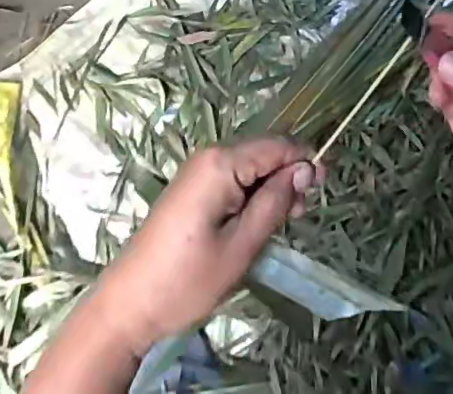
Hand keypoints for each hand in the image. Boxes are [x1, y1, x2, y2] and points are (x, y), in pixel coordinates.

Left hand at [87, 138, 316, 352]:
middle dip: (289, 174)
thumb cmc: (186, 281)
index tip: (325, 184)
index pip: (277, 145)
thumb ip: (275, 202)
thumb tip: (305, 168)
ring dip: (272, 186)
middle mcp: (210, 155)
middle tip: (301, 213)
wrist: (127, 307)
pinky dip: (253, 192)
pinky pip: (234, 177)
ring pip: (251, 165)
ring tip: (283, 221)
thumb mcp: (241, 246)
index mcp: (221, 163)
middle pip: (264, 151)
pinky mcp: (193, 187)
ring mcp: (198, 170)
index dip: (305, 159)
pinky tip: (259, 219)